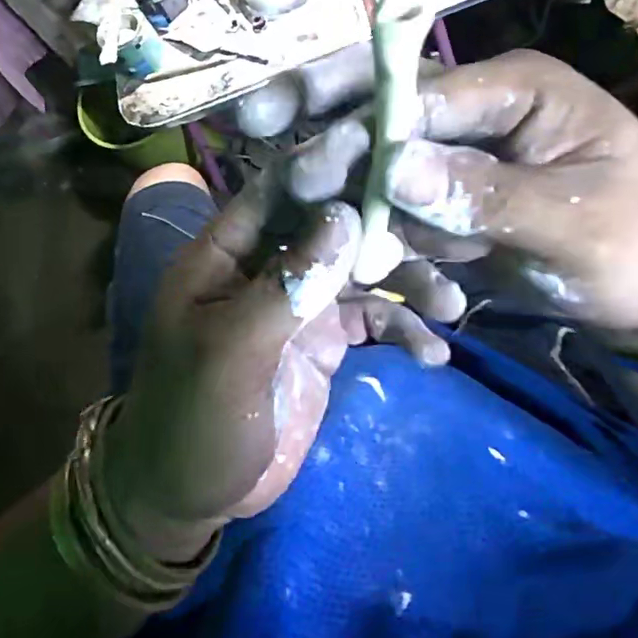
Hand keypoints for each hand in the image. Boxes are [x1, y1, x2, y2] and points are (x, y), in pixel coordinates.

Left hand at [100, 176, 462, 561]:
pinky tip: (433, 352)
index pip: (275, 190)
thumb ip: (285, 285)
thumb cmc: (194, 418)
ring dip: (403, 281)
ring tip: (450, 305)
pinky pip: (366, 320)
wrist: (187, 492)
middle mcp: (260, 267)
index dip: (326, 164)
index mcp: (222, 255)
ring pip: (355, 271)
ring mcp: (293, 304)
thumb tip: (346, 216)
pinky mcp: (319, 342)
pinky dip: (399, 329)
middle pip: (327, 226)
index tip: (389, 145)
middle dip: (382, 227)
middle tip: (445, 229)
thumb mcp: (231, 351)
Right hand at [287, 50, 637, 354]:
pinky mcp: (435, 201)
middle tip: (251, 122)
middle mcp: (470, 111)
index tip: (310, 166)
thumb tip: (392, 168)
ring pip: (370, 160)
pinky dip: (366, 231)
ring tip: (283, 195)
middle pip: (378, 105)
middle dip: (320, 121)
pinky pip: (385, 208)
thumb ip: (485, 194)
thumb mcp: (575, 225)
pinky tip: (346, 246)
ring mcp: (448, 157)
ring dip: (333, 183)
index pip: (422, 94)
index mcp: (514, 90)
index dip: (362, 125)